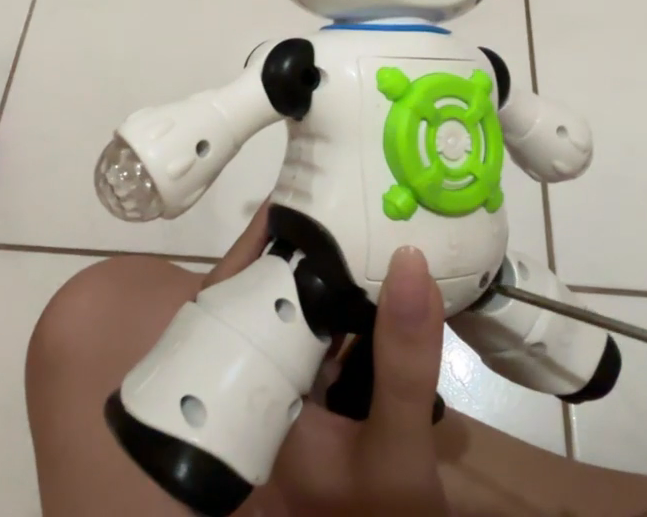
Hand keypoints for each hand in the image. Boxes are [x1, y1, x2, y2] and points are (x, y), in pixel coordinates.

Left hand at [202, 211, 450, 515]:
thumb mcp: (400, 451)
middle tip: (332, 195)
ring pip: (285, 321)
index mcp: (248, 399)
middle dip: (291, 252)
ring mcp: (277, 401)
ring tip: (350, 222)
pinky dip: (333, 312)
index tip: (296, 195)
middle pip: (258, 302)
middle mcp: (252, 393)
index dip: (260, 245)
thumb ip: (406, 362)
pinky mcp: (305, 409)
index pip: (236, 301)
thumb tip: (410, 259)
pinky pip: (310, 345)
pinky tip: (365, 284)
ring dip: (314, 276)